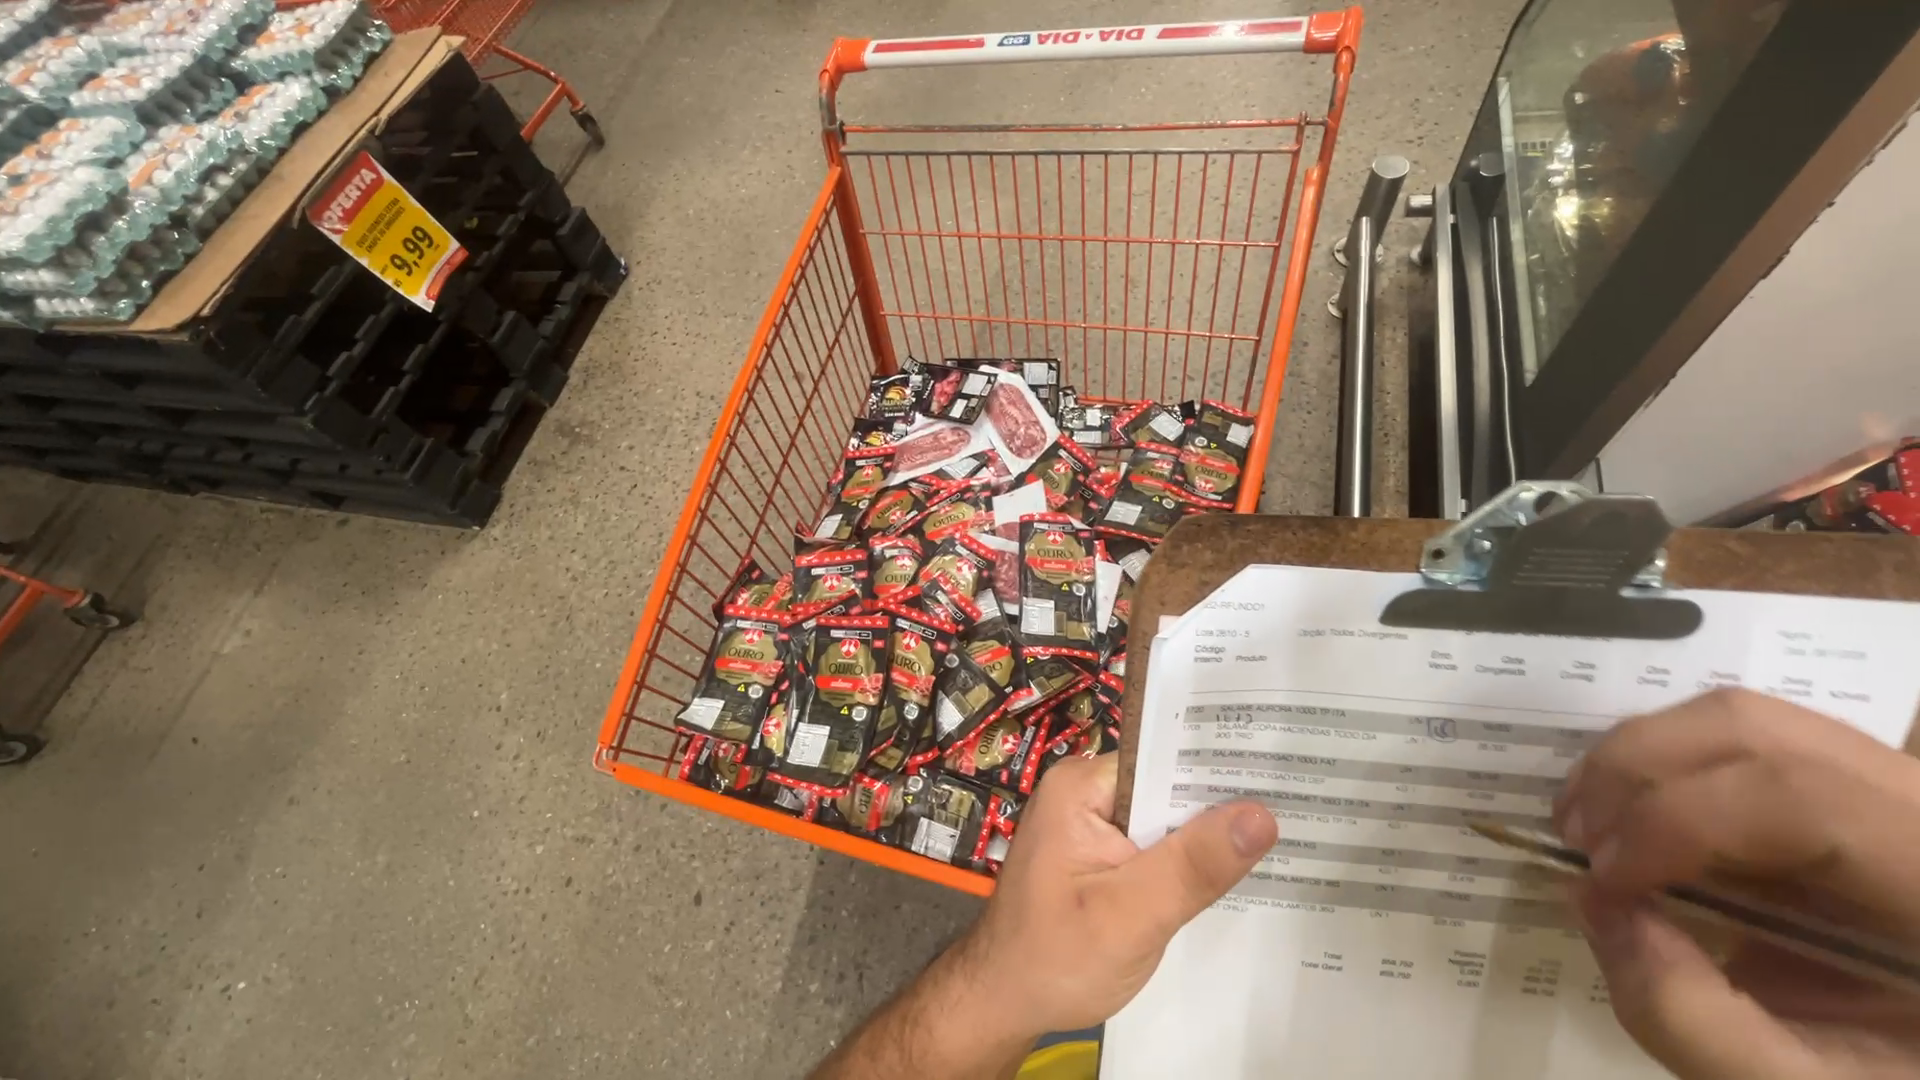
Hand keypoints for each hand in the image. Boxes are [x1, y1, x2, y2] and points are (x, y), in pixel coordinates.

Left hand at [948, 753, 1277, 1042]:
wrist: (1005, 1001)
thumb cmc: (1056, 959)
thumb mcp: (1131, 915)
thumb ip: (1193, 865)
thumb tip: (1261, 813)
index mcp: (1081, 786)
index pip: (1165, 756)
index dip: (1223, 764)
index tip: (1286, 769)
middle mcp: (1084, 791)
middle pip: (1167, 783)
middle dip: (1224, 801)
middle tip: (1303, 802)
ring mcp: (1090, 822)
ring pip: (1164, 816)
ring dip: (1209, 833)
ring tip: (1286, 832)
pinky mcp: (1099, 853)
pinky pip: (1153, 842)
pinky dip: (1186, 857)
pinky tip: (1234, 869)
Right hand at [1554, 688, 1919, 1078]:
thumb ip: (1692, 1017)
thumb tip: (1594, 904)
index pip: (1799, 798)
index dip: (1673, 824)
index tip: (1601, 884)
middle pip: (1750, 730)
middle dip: (1631, 773)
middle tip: (1574, 840)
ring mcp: (1892, 791)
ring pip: (1734, 720)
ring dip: (1634, 761)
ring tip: (1589, 824)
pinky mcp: (1845, 791)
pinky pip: (1734, 744)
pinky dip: (1658, 769)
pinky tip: (1630, 821)